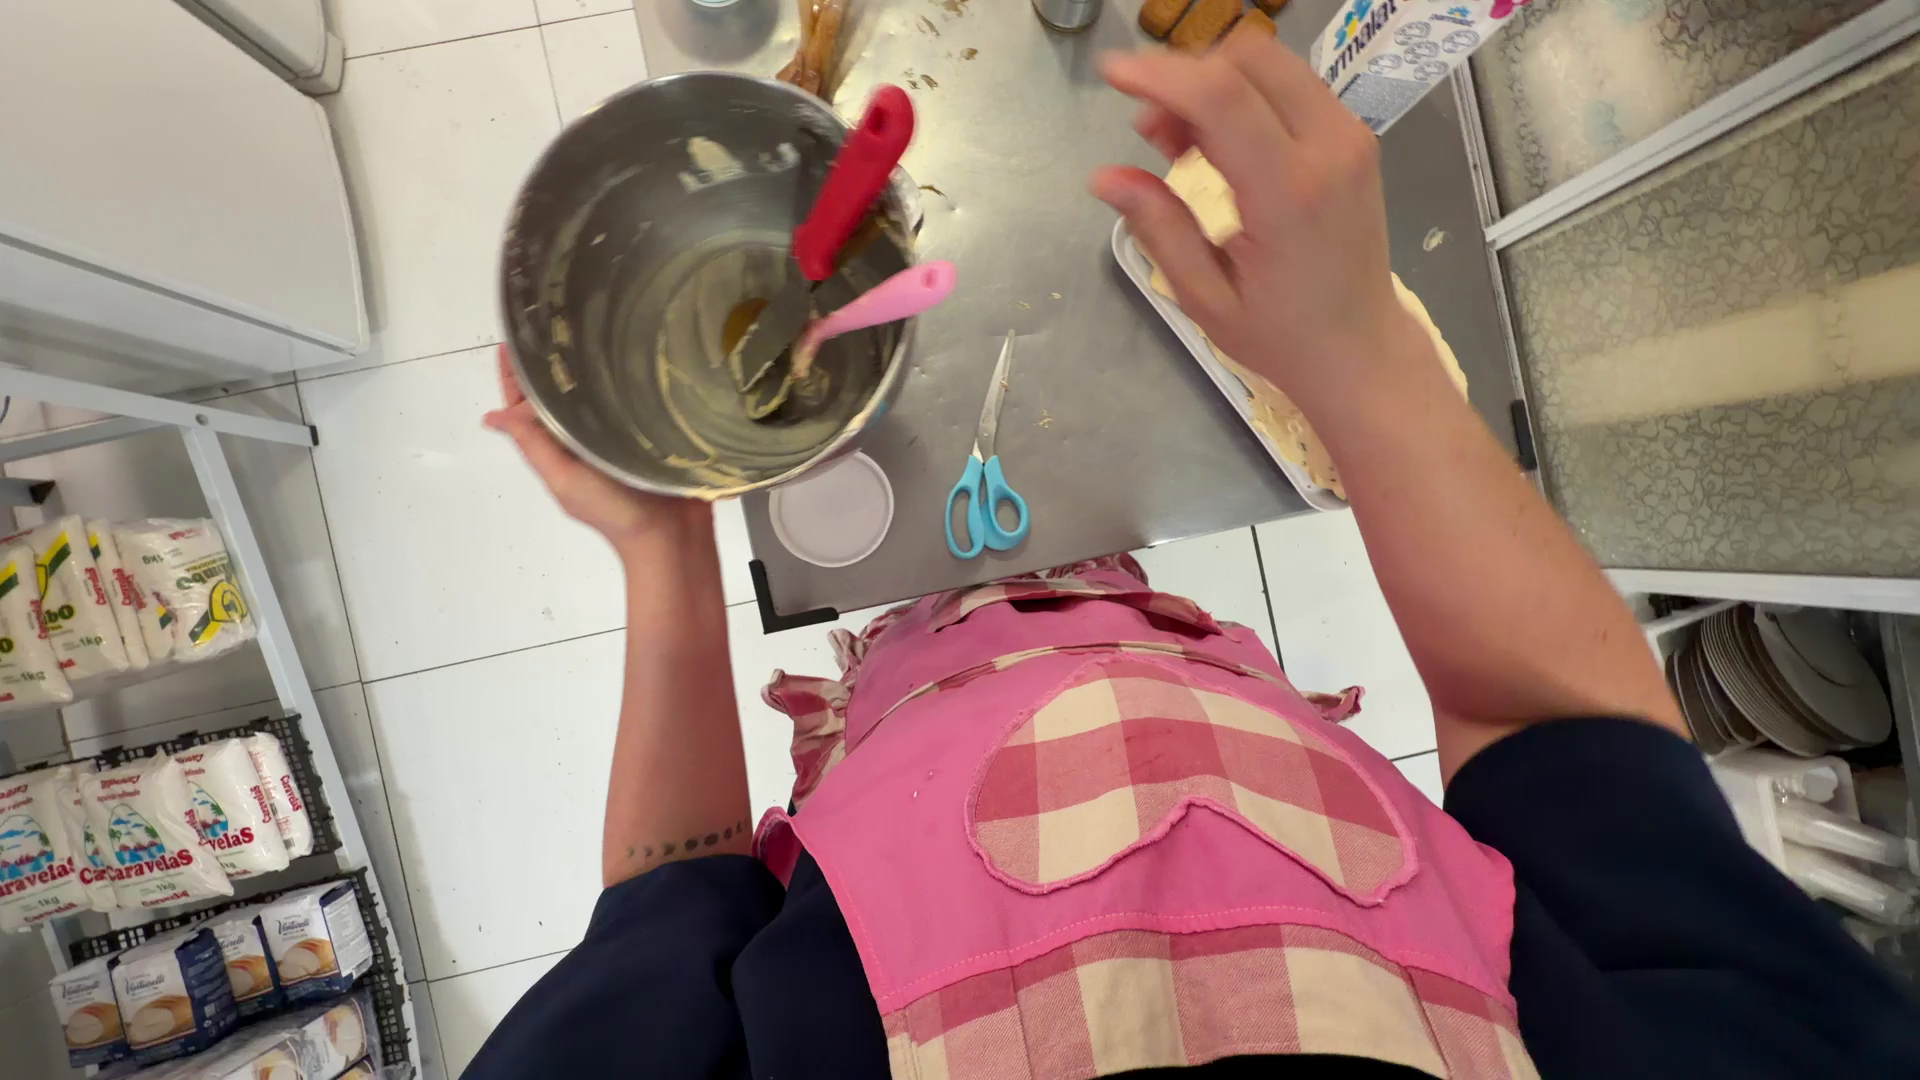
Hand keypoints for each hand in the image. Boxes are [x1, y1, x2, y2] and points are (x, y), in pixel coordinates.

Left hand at [483, 345, 707, 550]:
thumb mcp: (564, 479)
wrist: (672, 537)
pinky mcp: (653, 435)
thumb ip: (533, 446)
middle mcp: (586, 439)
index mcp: (559, 448)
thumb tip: (492, 417)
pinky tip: (633, 362)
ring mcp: (621, 437)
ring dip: (592, 370)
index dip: (516, 377)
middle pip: (561, 397)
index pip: (527, 408)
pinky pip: (634, 404)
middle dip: (553, 365)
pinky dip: (629, 384)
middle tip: (555, 323)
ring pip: (597, 397)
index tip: (514, 340)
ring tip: (591, 332)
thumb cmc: (615, 510)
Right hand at [1090, 32, 1421, 406]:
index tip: (1112, 74)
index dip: (1160, 76)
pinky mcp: (1353, 138)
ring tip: (1179, 145)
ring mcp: (1349, 135)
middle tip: (1151, 135)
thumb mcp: (1204, 297)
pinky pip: (1291, 87)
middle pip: (1248, 60)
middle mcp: (1329, 146)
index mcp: (1288, 193)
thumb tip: (1106, 177)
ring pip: (1271, 64)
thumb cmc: (1277, 335)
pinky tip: (1218, 145)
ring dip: (1213, 86)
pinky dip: (1243, 98)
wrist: (1357, 347)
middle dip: (1185, 80)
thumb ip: (1159, 228)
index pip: (1221, 98)